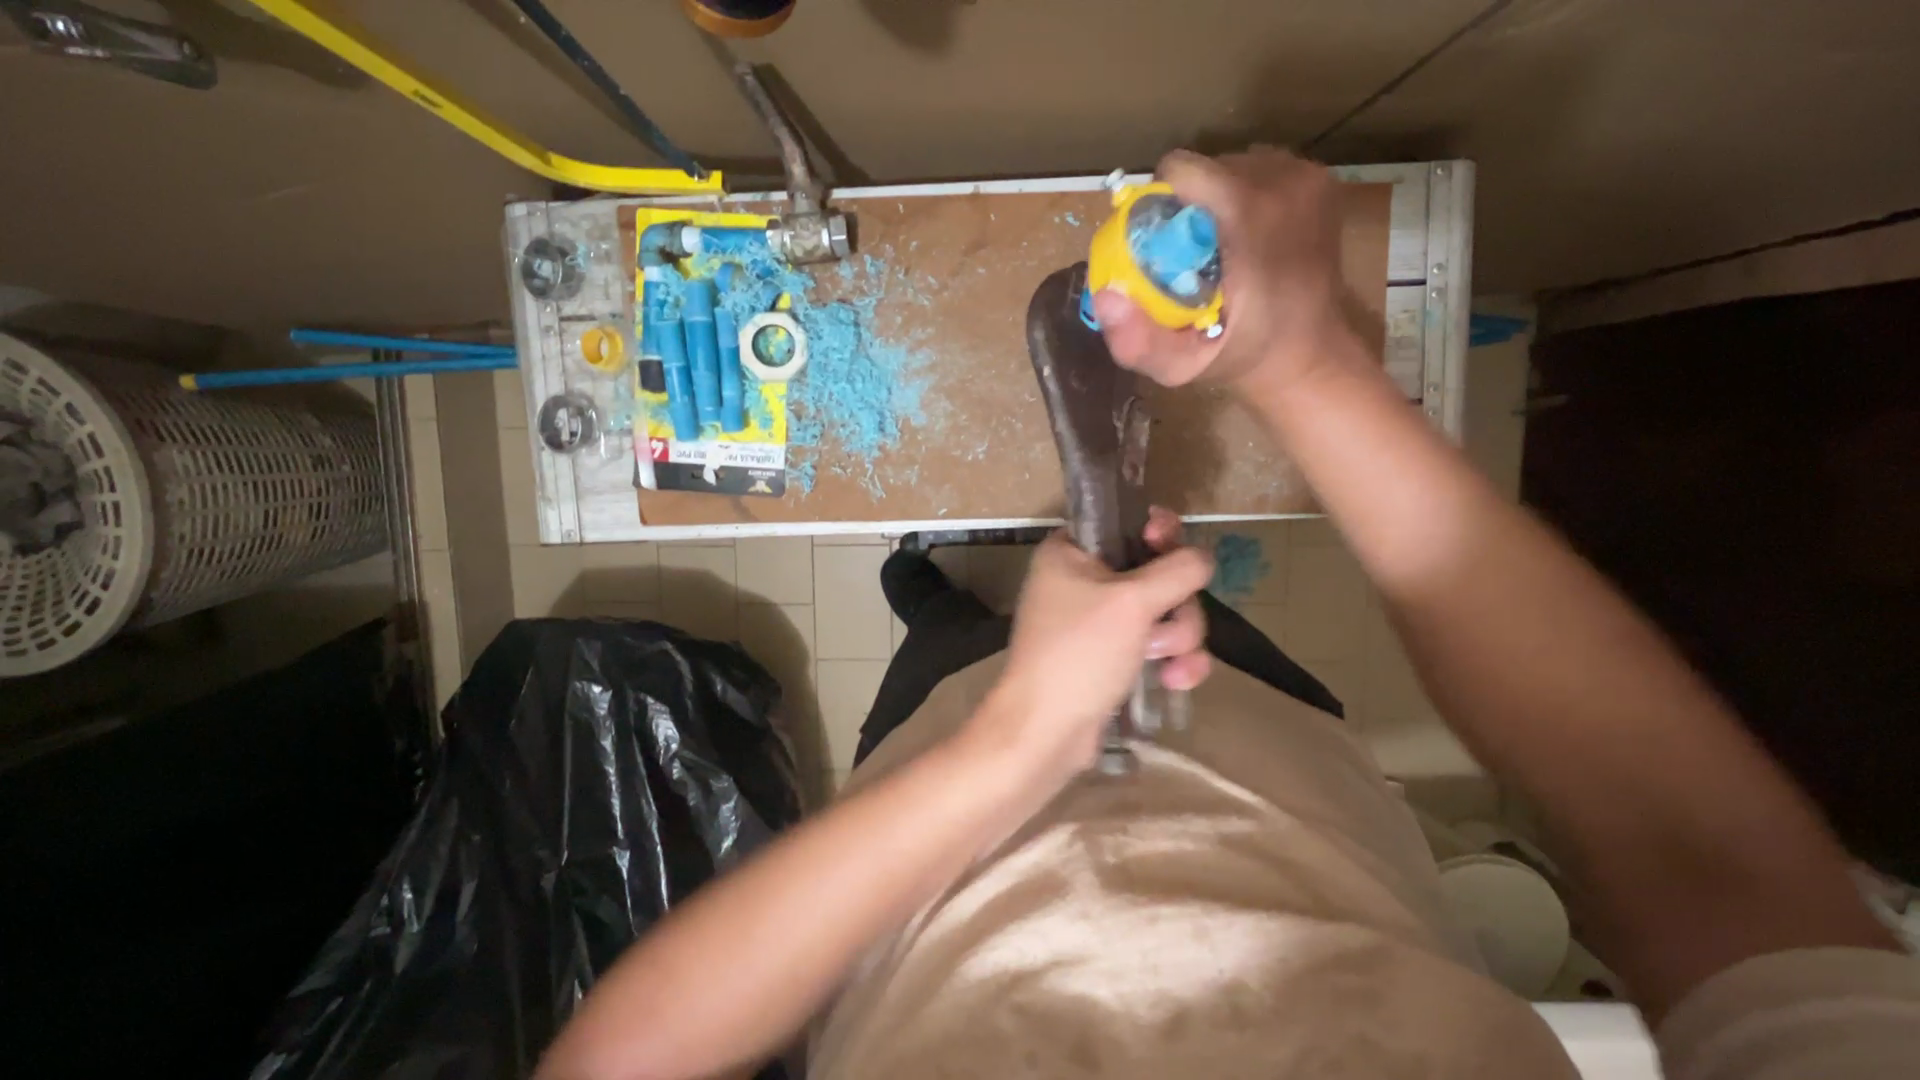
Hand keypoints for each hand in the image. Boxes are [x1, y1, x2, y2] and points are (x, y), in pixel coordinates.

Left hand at [972, 508, 1213, 780]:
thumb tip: (1203, 558)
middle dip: (1176, 606)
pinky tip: (1175, 682)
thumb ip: (1176, 570)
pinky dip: (1173, 661)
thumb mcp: (1131, 602)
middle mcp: (1083, 580)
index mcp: (1071, 552)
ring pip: (1166, 612)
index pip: (1127, 522)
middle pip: (1159, 572)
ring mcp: (1099, 622)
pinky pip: (1158, 645)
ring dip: (1179, 638)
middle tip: (1164, 630)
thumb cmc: (1079, 654)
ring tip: (1167, 664)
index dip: (1160, 534)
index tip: (1172, 550)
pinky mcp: (1113, 657)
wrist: (1045, 731)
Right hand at [1092, 147, 1368, 393]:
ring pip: (1233, 167)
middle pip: (1206, 169)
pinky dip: (1245, 199)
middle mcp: (1281, 183)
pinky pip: (1261, 172)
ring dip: (1216, 203)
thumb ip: (1138, 340)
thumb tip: (1106, 295)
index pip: (1180, 171)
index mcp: (1248, 214)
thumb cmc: (1241, 358)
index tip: (1162, 246)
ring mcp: (1305, 178)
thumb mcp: (1181, 365)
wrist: (1308, 356)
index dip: (1159, 205)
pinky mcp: (1319, 180)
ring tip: (1221, 249)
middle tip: (1190, 256)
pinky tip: (1249, 239)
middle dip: (1188, 208)